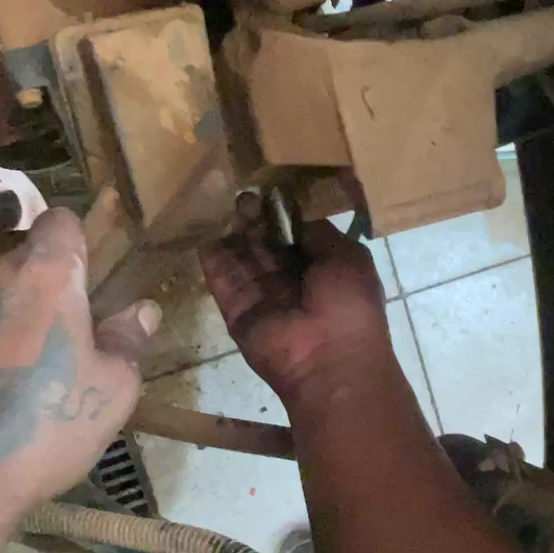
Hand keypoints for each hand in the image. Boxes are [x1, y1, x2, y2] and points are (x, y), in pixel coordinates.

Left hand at [0, 209, 159, 517]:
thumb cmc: (45, 429)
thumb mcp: (111, 391)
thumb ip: (127, 342)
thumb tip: (141, 312)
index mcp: (42, 275)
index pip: (61, 221)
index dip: (79, 245)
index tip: (88, 286)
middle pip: (24, 263)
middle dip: (44, 291)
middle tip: (64, 345)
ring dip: (8, 320)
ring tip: (22, 379)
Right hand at [200, 200, 393, 405]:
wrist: (328, 362)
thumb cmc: (349, 306)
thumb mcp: (348, 258)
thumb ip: (321, 233)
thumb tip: (298, 214)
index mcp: (324, 270)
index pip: (297, 237)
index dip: (284, 215)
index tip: (269, 190)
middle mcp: (292, 283)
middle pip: (266, 246)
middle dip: (255, 221)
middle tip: (243, 194)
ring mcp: (262, 298)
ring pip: (243, 260)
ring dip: (234, 235)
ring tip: (225, 205)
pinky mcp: (237, 313)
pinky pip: (223, 282)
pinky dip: (213, 260)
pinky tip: (204, 233)